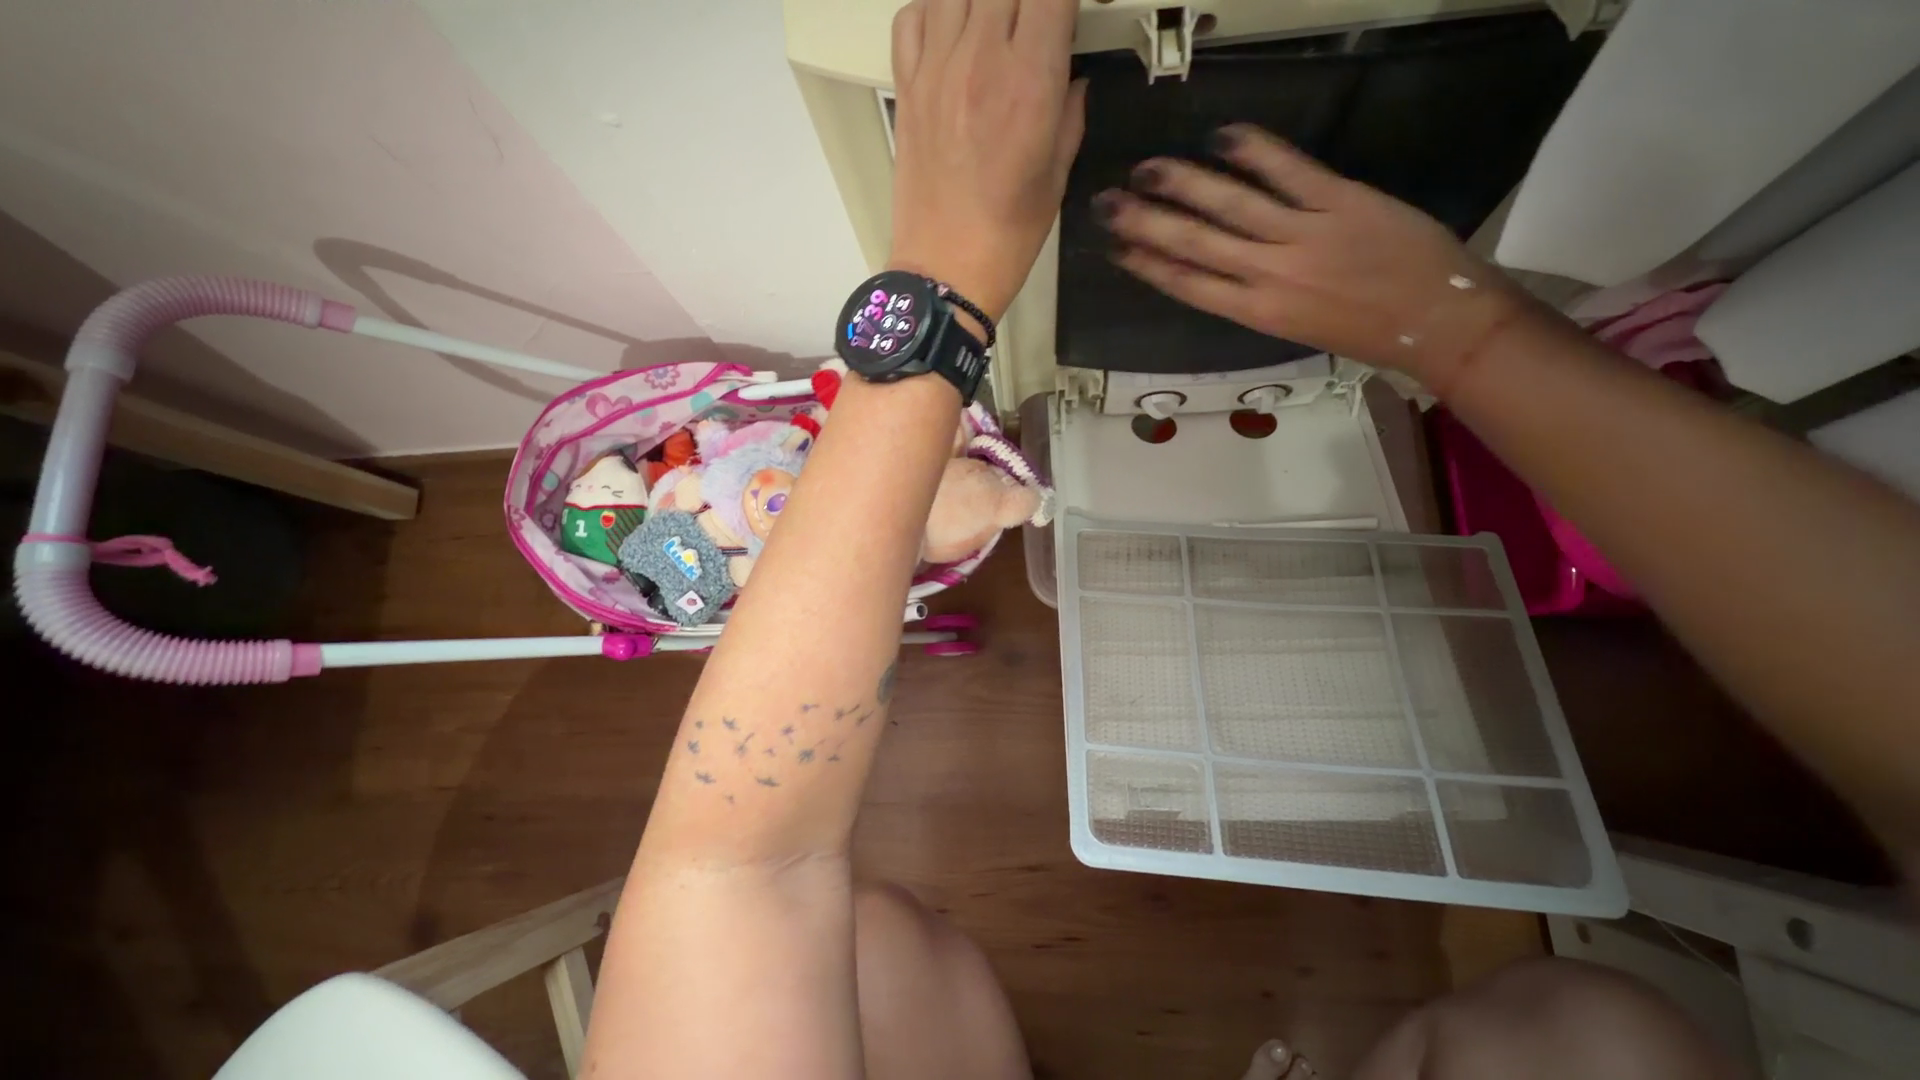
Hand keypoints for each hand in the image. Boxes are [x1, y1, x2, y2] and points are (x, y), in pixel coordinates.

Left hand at [887, 0, 1087, 321]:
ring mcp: (936, 71)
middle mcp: (979, 61)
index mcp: (1029, 82)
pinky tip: (953, 32)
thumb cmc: (1006, 234)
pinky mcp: (906, 88)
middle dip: (1027, 1)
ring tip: (997, 22)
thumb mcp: (1057, 174)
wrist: (945, 268)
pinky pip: (912, 17)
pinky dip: (933, 11)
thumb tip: (1074, 78)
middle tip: (1037, 25)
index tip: (1069, 15)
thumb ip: (1070, 113)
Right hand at [1097, 124, 1532, 390]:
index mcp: (1257, 312)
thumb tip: (1219, 267)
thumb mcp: (1298, 328)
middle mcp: (1268, 274)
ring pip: (1228, 203)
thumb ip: (1257, 298)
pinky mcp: (1339, 200)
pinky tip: (1222, 135)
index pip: (1186, 284)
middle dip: (1143, 222)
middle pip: (1192, 242)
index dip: (1144, 264)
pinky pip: (1286, 169)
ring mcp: (1302, 234)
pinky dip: (1252, 149)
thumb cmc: (1366, 332)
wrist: (1436, 322)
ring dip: (1181, 182)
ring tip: (1146, 168)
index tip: (1113, 249)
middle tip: (1106, 203)